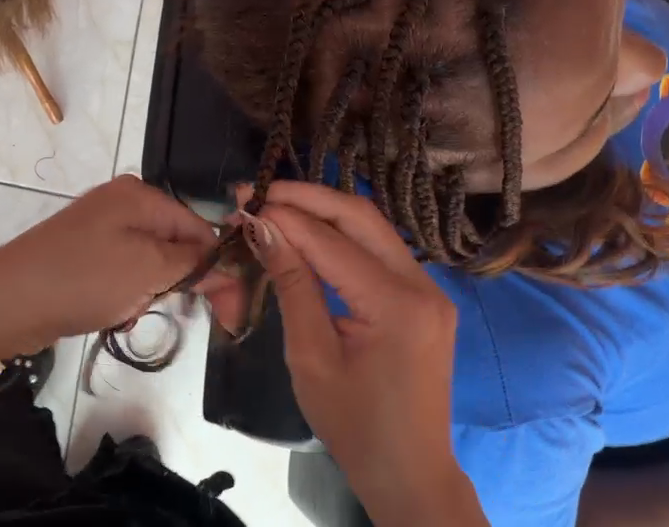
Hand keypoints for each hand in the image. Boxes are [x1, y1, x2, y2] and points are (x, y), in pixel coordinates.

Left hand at [0, 175, 220, 381]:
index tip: (224, 305)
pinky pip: (122, 273)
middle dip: (175, 279)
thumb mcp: (148, 269)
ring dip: (147, 292)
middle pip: (174, 242)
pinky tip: (110, 311)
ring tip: (126, 308)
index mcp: (139, 194)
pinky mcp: (83, 253)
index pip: (199, 225)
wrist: (10, 300)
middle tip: (157, 304)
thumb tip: (220, 257)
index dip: (214, 264)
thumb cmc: (83, 279)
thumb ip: (191, 261)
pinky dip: (123, 295)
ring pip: (149, 263)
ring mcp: (99, 227)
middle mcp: (121, 202)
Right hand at [230, 182, 484, 524]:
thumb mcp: (310, 356)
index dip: (282, 216)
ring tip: (274, 206)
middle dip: (304, 197)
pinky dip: (340, 232)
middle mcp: (421, 285)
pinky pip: (378, 247)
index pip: (329, 240)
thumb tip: (261, 227)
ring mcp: (429, 288)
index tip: (239, 202)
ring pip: (371, 224)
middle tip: (255, 193)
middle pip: (358, 215)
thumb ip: (291, 284)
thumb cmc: (354, 424)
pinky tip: (306, 232)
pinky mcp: (424, 296)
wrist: (410, 474)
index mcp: (395, 304)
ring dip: (321, 209)